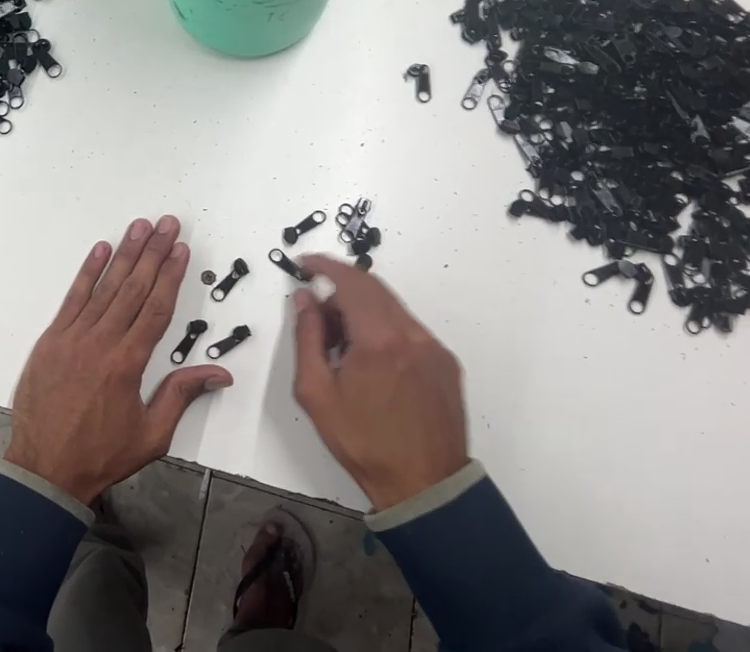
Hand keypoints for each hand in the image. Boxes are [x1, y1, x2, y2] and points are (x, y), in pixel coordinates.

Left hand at [6, 216, 232, 504]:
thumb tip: (219, 373)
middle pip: (133, 289)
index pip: (156, 309)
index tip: (180, 250)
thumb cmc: (100, 455)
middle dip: (152, 253)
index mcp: (127, 364)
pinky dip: (86, 274)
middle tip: (165, 224)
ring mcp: (72, 337)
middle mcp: (100, 342)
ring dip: (123, 255)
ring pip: (104, 288)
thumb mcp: (151, 434)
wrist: (44, 468)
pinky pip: (72, 299)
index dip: (170, 276)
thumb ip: (181, 395)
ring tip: (138, 227)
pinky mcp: (51, 340)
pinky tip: (99, 251)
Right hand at [291, 254, 468, 511]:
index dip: (324, 266)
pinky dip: (384, 327)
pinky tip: (370, 359)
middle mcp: (412, 335)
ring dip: (362, 309)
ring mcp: (434, 349)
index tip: (304, 264)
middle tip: (317, 313)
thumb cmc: (362, 441)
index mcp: (378, 340)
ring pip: (392, 308)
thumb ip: (307, 337)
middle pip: (373, 288)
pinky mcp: (446, 363)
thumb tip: (304, 299)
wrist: (424, 485)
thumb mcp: (316, 392)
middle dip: (340, 288)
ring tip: (341, 343)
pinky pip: (408, 329)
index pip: (351, 282)